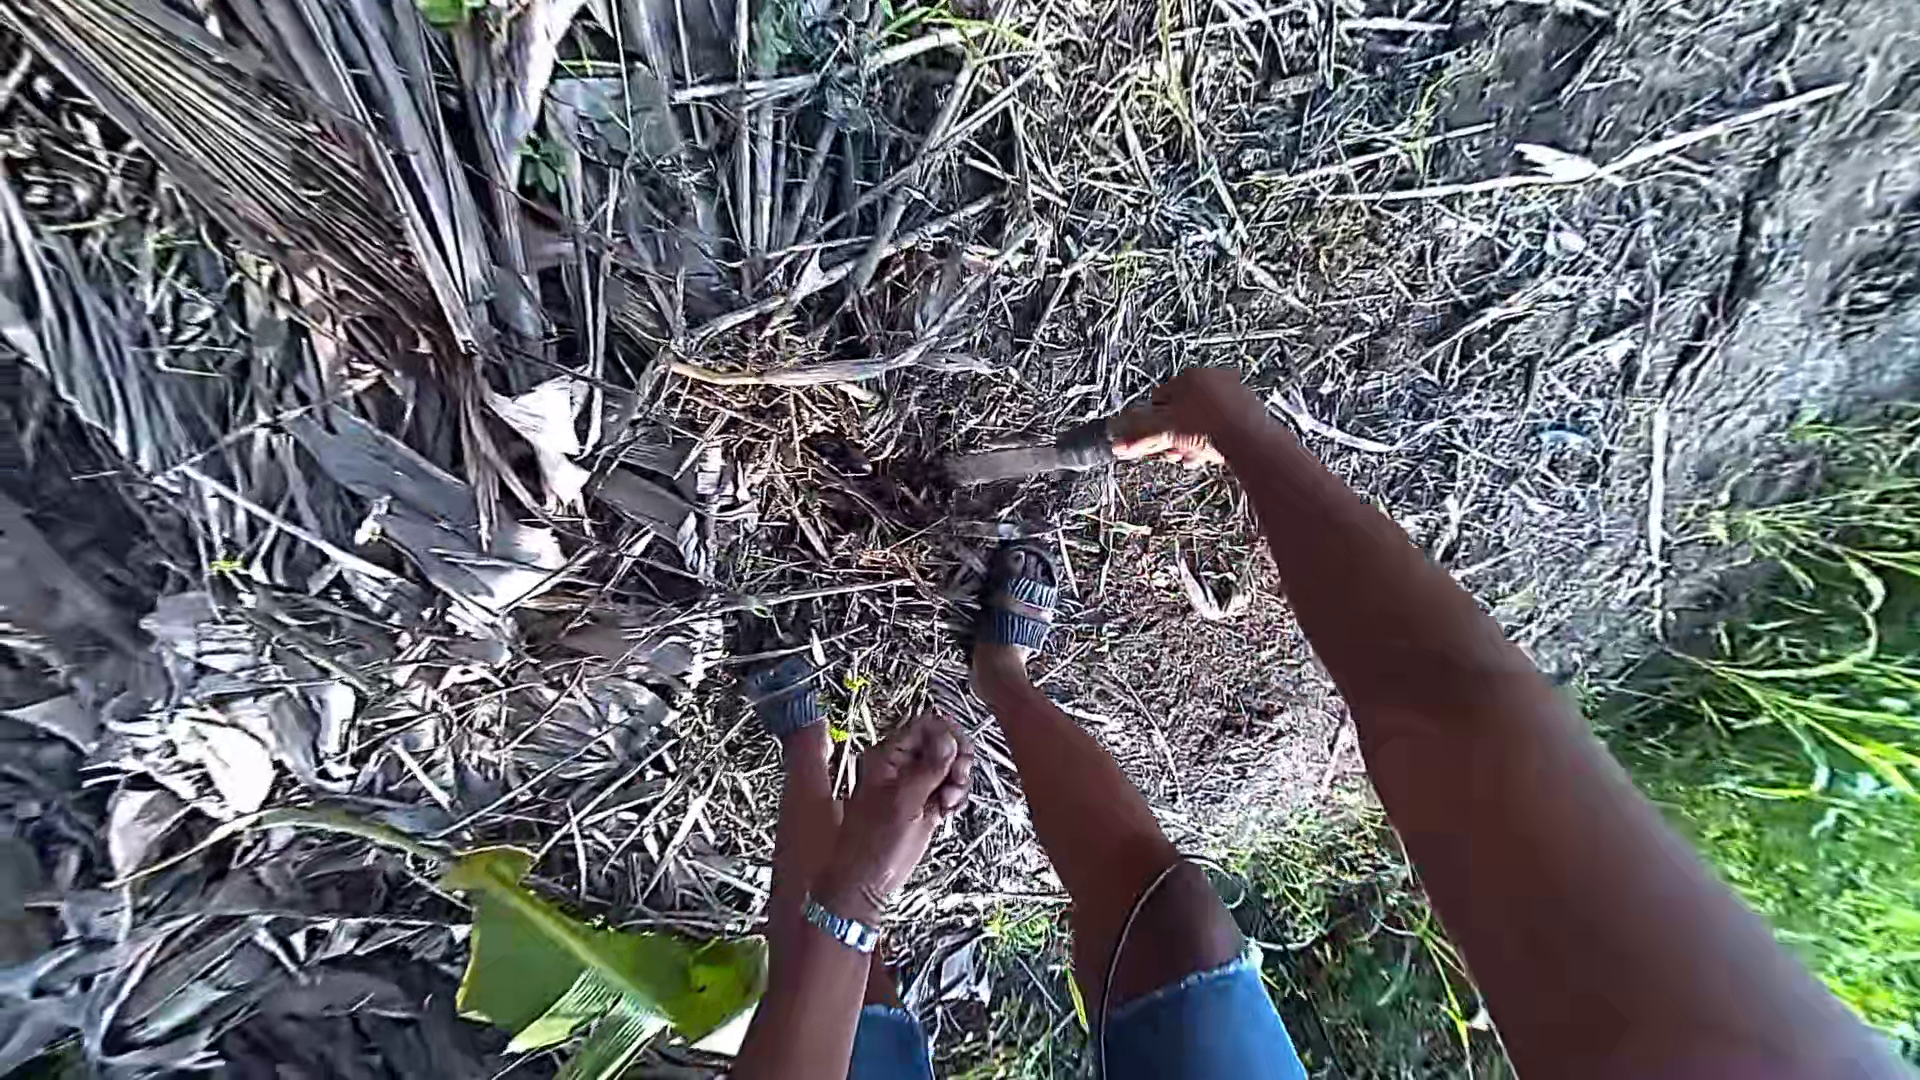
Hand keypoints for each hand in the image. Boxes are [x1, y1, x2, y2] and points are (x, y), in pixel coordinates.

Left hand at [813, 712, 972, 922]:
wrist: (866, 885)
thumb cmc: (872, 844)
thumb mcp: (903, 802)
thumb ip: (929, 768)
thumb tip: (949, 737)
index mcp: (888, 756)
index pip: (924, 727)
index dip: (946, 735)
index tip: (959, 751)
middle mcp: (903, 766)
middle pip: (941, 744)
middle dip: (956, 758)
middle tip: (959, 777)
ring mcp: (916, 785)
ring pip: (950, 765)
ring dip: (958, 779)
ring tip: (950, 799)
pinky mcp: (927, 804)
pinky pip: (951, 787)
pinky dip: (956, 796)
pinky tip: (949, 810)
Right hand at [1109, 368, 1264, 465]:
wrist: (1250, 441)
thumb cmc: (1209, 428)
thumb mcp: (1165, 432)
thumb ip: (1139, 436)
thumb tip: (1117, 442)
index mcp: (1189, 376)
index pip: (1158, 398)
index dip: (1152, 422)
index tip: (1152, 438)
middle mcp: (1212, 378)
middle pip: (1180, 410)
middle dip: (1173, 433)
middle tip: (1171, 449)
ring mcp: (1233, 392)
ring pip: (1200, 418)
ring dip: (1190, 438)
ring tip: (1189, 454)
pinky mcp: (1247, 409)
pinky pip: (1220, 424)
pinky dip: (1211, 438)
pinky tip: (1207, 453)